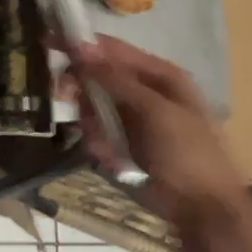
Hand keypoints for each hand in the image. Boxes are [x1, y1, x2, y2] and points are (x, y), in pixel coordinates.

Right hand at [72, 37, 251, 224]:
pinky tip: (112, 160)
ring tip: (105, 146)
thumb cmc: (188, 154)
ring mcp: (133, 118)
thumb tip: (80, 47)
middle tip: (65, 98)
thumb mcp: (154, 111)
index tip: (47, 42)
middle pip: (96, 77)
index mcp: (160, 76)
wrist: (204, 209)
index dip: (80, 44)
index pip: (111, 49)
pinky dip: (98, 145)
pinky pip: (96, 132)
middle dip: (82, 92)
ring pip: (91, 107)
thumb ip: (115, 78)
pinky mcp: (123, 142)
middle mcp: (144, 91)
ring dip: (92, 126)